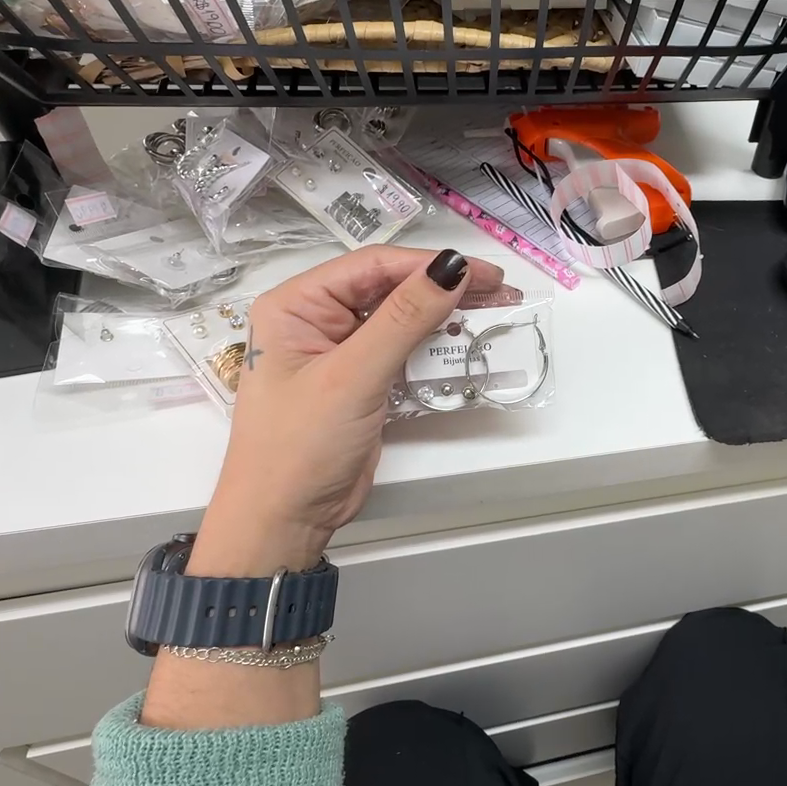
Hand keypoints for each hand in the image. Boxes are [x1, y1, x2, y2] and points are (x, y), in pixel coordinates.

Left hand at [186, 247, 507, 576]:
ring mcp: (341, 351)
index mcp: (297, 305)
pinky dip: (436, 346)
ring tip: (496, 311)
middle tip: (502, 291)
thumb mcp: (355, 376)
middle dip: (444, 287)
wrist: (285, 520)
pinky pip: (405, 350)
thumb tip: (455, 268)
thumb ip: (405, 319)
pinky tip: (467, 340)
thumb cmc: (303, 445)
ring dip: (446, 315)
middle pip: (391, 287)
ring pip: (402, 318)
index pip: (372, 266)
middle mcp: (317, 319)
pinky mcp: (363, 380)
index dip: (429, 265)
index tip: (485, 273)